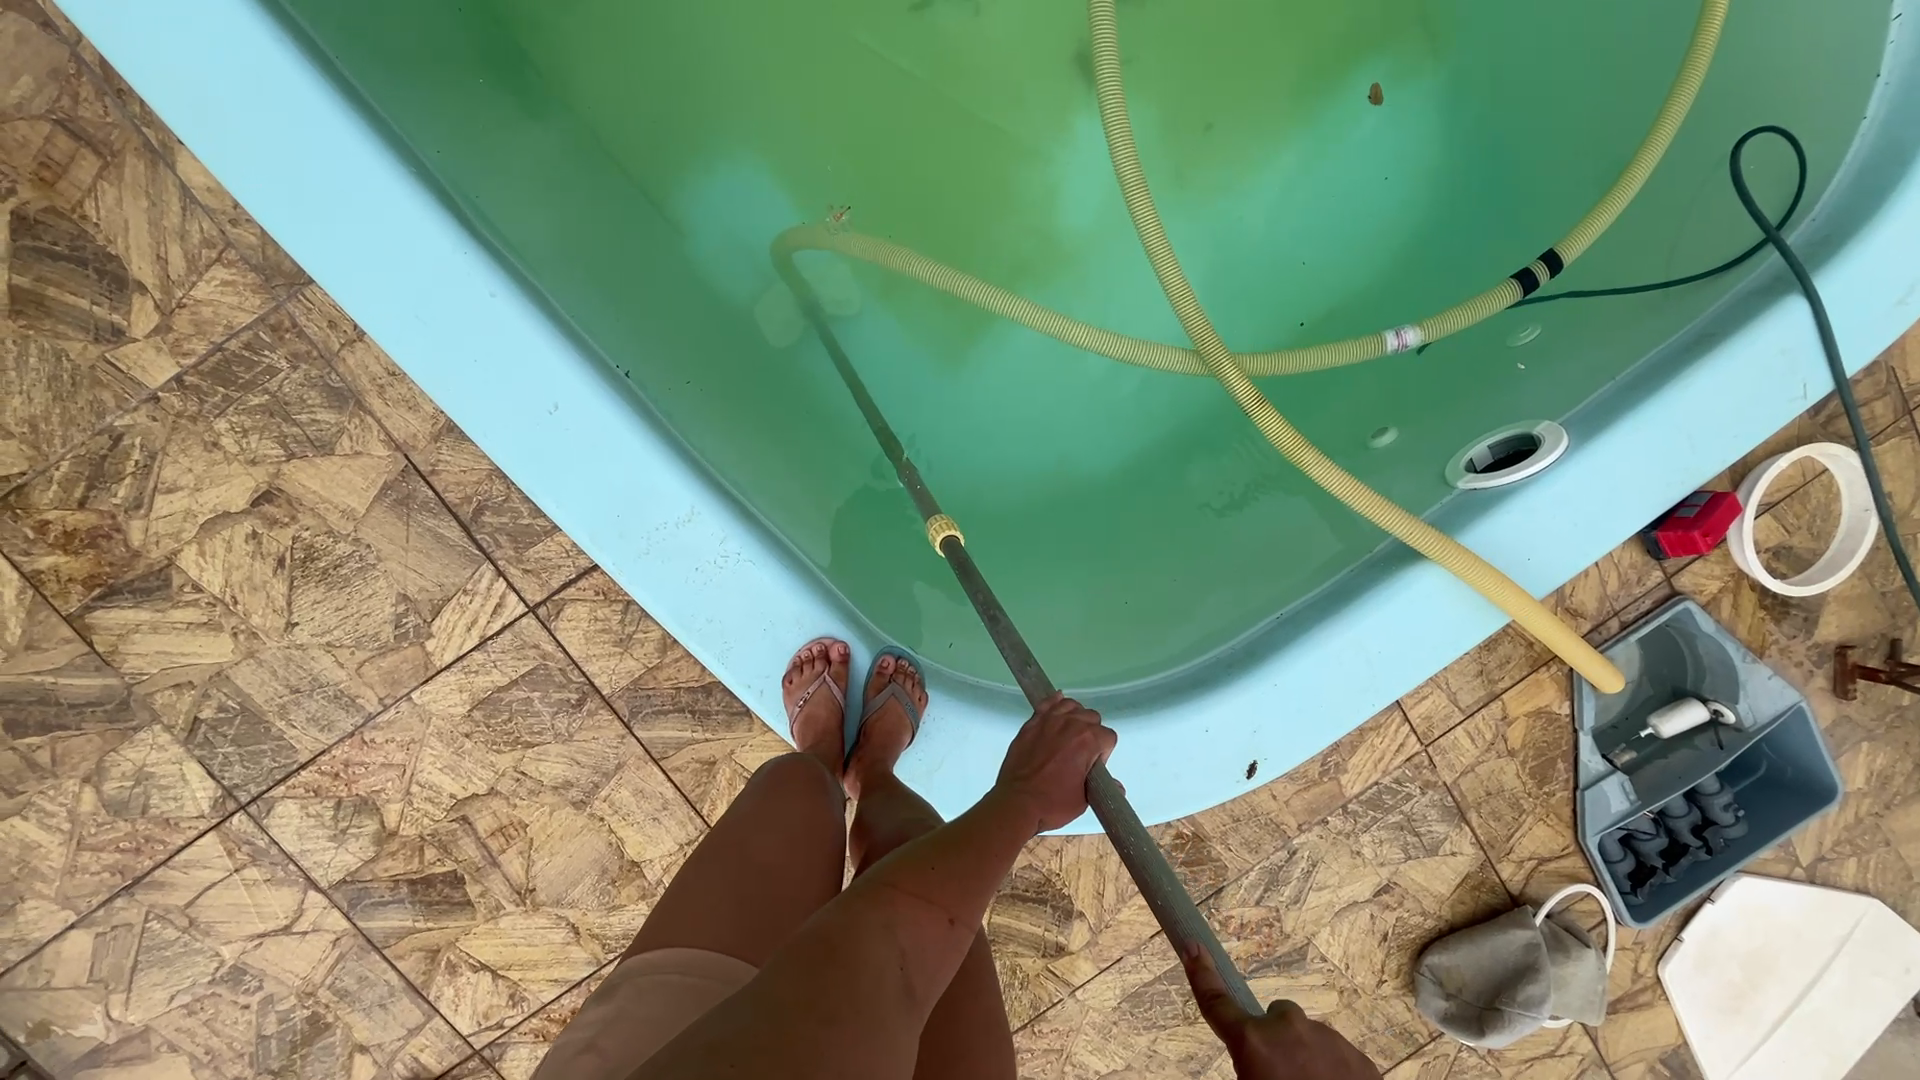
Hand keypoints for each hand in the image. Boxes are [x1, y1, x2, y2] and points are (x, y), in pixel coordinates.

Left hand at [992, 694, 1116, 832]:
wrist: (1017, 803)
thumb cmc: (1052, 804)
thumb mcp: (1084, 800)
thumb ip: (1102, 787)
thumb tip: (1116, 787)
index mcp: (1088, 741)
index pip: (1109, 736)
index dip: (1104, 752)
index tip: (1094, 766)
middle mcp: (1070, 725)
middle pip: (1092, 717)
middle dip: (1092, 733)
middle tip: (1082, 753)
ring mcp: (1048, 721)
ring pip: (1071, 706)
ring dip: (1075, 717)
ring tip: (1071, 734)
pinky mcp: (1031, 723)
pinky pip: (1047, 703)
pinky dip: (1055, 702)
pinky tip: (1058, 703)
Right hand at [1180, 942, 1381, 1079]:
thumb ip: (1246, 1066)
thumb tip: (1252, 1059)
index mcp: (1253, 1042)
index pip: (1216, 1001)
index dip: (1201, 972)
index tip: (1193, 946)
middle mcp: (1288, 1028)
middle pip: (1276, 1016)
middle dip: (1275, 1039)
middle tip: (1280, 1078)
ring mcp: (1329, 1040)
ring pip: (1309, 1036)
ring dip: (1306, 1057)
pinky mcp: (1361, 1059)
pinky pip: (1339, 1055)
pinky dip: (1335, 1071)